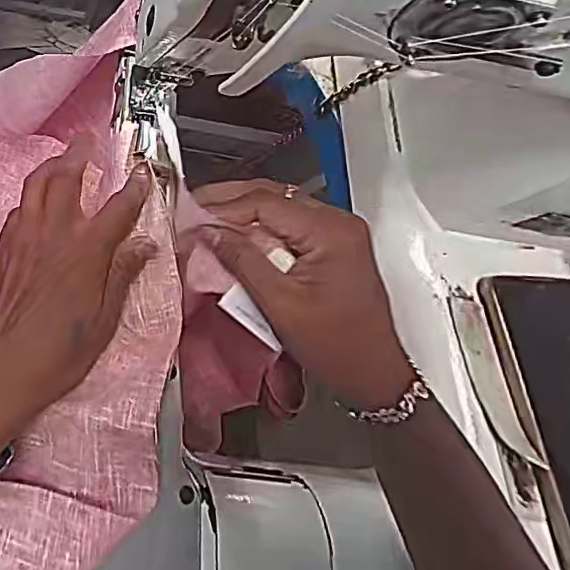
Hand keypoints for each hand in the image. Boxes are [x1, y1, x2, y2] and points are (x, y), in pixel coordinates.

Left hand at [0, 154, 155, 451]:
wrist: (3, 367)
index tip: (142, 174)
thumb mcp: (104, 318)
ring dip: (50, 165)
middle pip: (66, 178)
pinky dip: (30, 195)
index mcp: (86, 252)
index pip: (117, 207)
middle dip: (79, 154)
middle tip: (87, 141)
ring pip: (35, 185)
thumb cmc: (58, 350)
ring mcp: (24, 237)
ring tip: (60, 158)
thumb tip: (144, 246)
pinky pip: (18, 208)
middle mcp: (54, 234)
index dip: (134, 188)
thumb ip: (123, 274)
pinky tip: (36, 201)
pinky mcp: (4, 247)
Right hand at [194, 180, 416, 411]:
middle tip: (196, 206)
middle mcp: (339, 223)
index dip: (225, 208)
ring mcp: (340, 232)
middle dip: (232, 200)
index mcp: (330, 232)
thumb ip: (243, 261)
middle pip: (275, 195)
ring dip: (246, 210)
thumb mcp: (280, 305)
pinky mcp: (335, 244)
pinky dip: (264, 225)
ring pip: (283, 205)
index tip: (194, 217)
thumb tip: (212, 233)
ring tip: (210, 218)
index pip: (266, 202)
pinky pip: (293, 223)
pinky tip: (239, 234)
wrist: (375, 375)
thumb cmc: (337, 347)